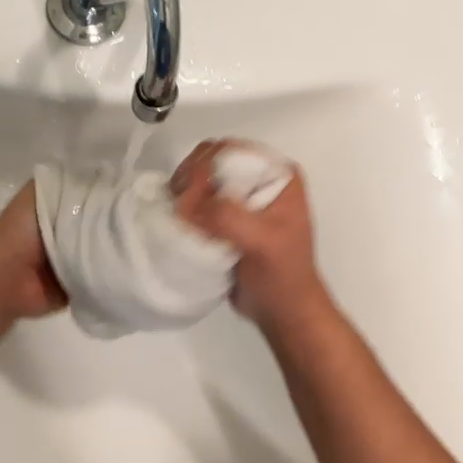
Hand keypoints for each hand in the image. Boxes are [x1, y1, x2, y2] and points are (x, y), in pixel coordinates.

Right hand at [170, 139, 327, 327]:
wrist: (283, 312)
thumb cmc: (281, 276)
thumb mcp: (261, 242)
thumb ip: (228, 216)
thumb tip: (186, 202)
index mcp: (277, 174)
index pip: (229, 151)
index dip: (204, 168)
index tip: (188, 196)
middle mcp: (259, 179)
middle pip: (209, 162)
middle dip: (190, 182)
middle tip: (180, 210)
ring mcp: (241, 199)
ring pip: (199, 182)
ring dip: (184, 198)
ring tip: (178, 221)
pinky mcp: (225, 219)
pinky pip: (196, 204)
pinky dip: (183, 212)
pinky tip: (178, 227)